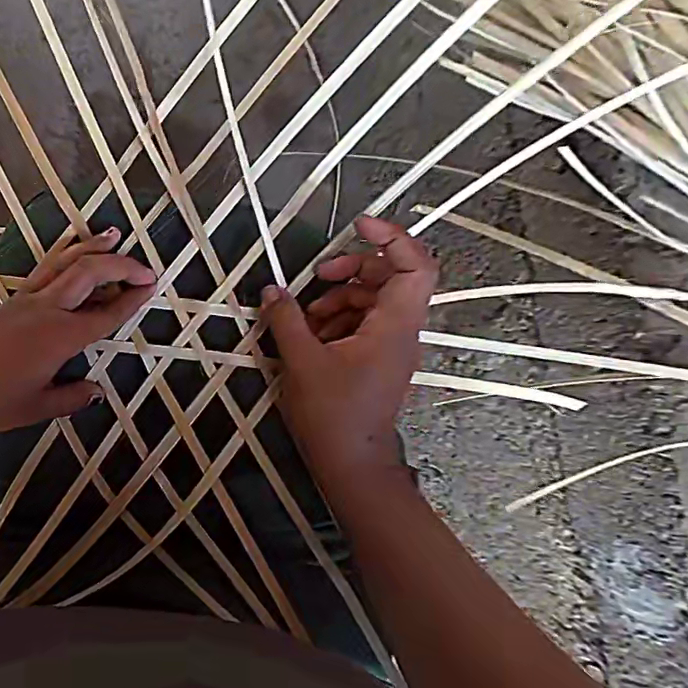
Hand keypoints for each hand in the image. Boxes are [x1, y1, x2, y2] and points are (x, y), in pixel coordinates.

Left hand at [0, 227, 156, 434]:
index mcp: (60, 336)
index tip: (151, 287)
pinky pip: (47, 269)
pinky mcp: (11, 301)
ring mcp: (26, 301)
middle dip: (121, 266)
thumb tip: (97, 392)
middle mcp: (47, 310)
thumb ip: (70, 397)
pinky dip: (67, 257)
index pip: (105, 313)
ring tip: (112, 235)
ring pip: (65, 262)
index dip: (131, 299)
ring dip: (92, 248)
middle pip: (90, 273)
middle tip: (146, 269)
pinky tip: (72, 255)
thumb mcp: (35, 407)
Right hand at [261, 216, 437, 485]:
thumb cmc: (333, 414)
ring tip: (305, 317)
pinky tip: (310, 335)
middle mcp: (400, 331)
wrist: (351, 462)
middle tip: (316, 276)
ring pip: (371, 300)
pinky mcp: (378, 358)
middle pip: (388, 277)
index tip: (358, 225)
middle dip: (350, 269)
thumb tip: (272, 291)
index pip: (414, 265)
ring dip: (337, 298)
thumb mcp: (301, 361)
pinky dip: (336, 320)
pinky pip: (362, 322)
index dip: (392, 236)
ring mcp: (391, 345)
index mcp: (393, 325)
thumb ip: (286, 319)